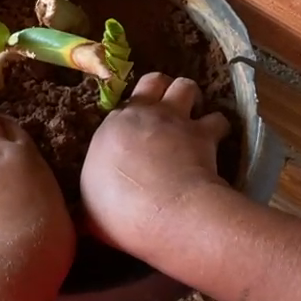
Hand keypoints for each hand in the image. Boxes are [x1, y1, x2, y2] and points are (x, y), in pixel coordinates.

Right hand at [80, 73, 231, 258]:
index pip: (121, 107)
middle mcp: (142, 115)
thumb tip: (81, 220)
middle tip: (167, 104)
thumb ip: (90, 204)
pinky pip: (217, 120)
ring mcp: (175, 120)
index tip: (136, 130)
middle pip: (153, 81)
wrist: (160, 212)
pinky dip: (219, 127)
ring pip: (185, 86)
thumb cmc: (118, 213)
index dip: (132, 116)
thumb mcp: (90, 210)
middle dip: (162, 87)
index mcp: (111, 128)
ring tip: (195, 111)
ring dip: (191, 96)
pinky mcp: (203, 134)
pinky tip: (218, 137)